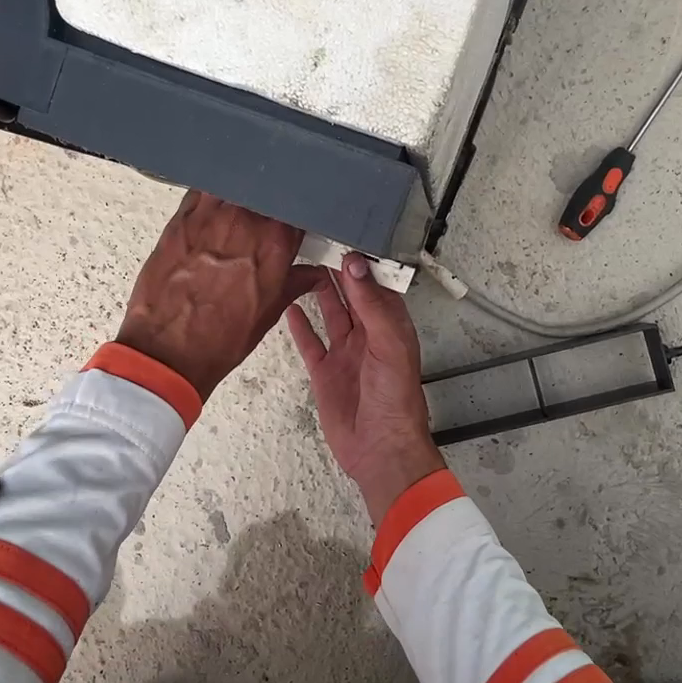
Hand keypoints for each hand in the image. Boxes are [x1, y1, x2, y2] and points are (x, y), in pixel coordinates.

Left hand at [117, 191, 324, 398]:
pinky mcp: (181, 219)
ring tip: (237, 219)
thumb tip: (315, 275)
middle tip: (263, 227)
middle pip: (266, 196)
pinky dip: (212, 195)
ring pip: (235, 187)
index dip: (296, 218)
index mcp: (276, 243)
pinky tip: (213, 210)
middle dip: (269, 207)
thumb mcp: (269, 313)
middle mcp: (246, 221)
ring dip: (241, 197)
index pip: (296, 212)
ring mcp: (211, 216)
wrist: (169, 349)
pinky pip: (202, 191)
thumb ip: (295, 283)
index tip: (292, 227)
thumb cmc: (219, 337)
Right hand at [285, 254, 445, 522]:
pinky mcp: (324, 372)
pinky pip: (310, 342)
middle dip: (337, 270)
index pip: (376, 285)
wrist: (379, 449)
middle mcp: (368, 336)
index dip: (362, 262)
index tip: (343, 234)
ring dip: (318, 290)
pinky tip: (287, 305)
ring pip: (330, 313)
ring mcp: (345, 353)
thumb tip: (356, 265)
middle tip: (317, 240)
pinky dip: (299, 324)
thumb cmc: (394, 398)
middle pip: (351, 295)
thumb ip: (372, 305)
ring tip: (301, 262)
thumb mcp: (389, 345)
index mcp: (390, 327)